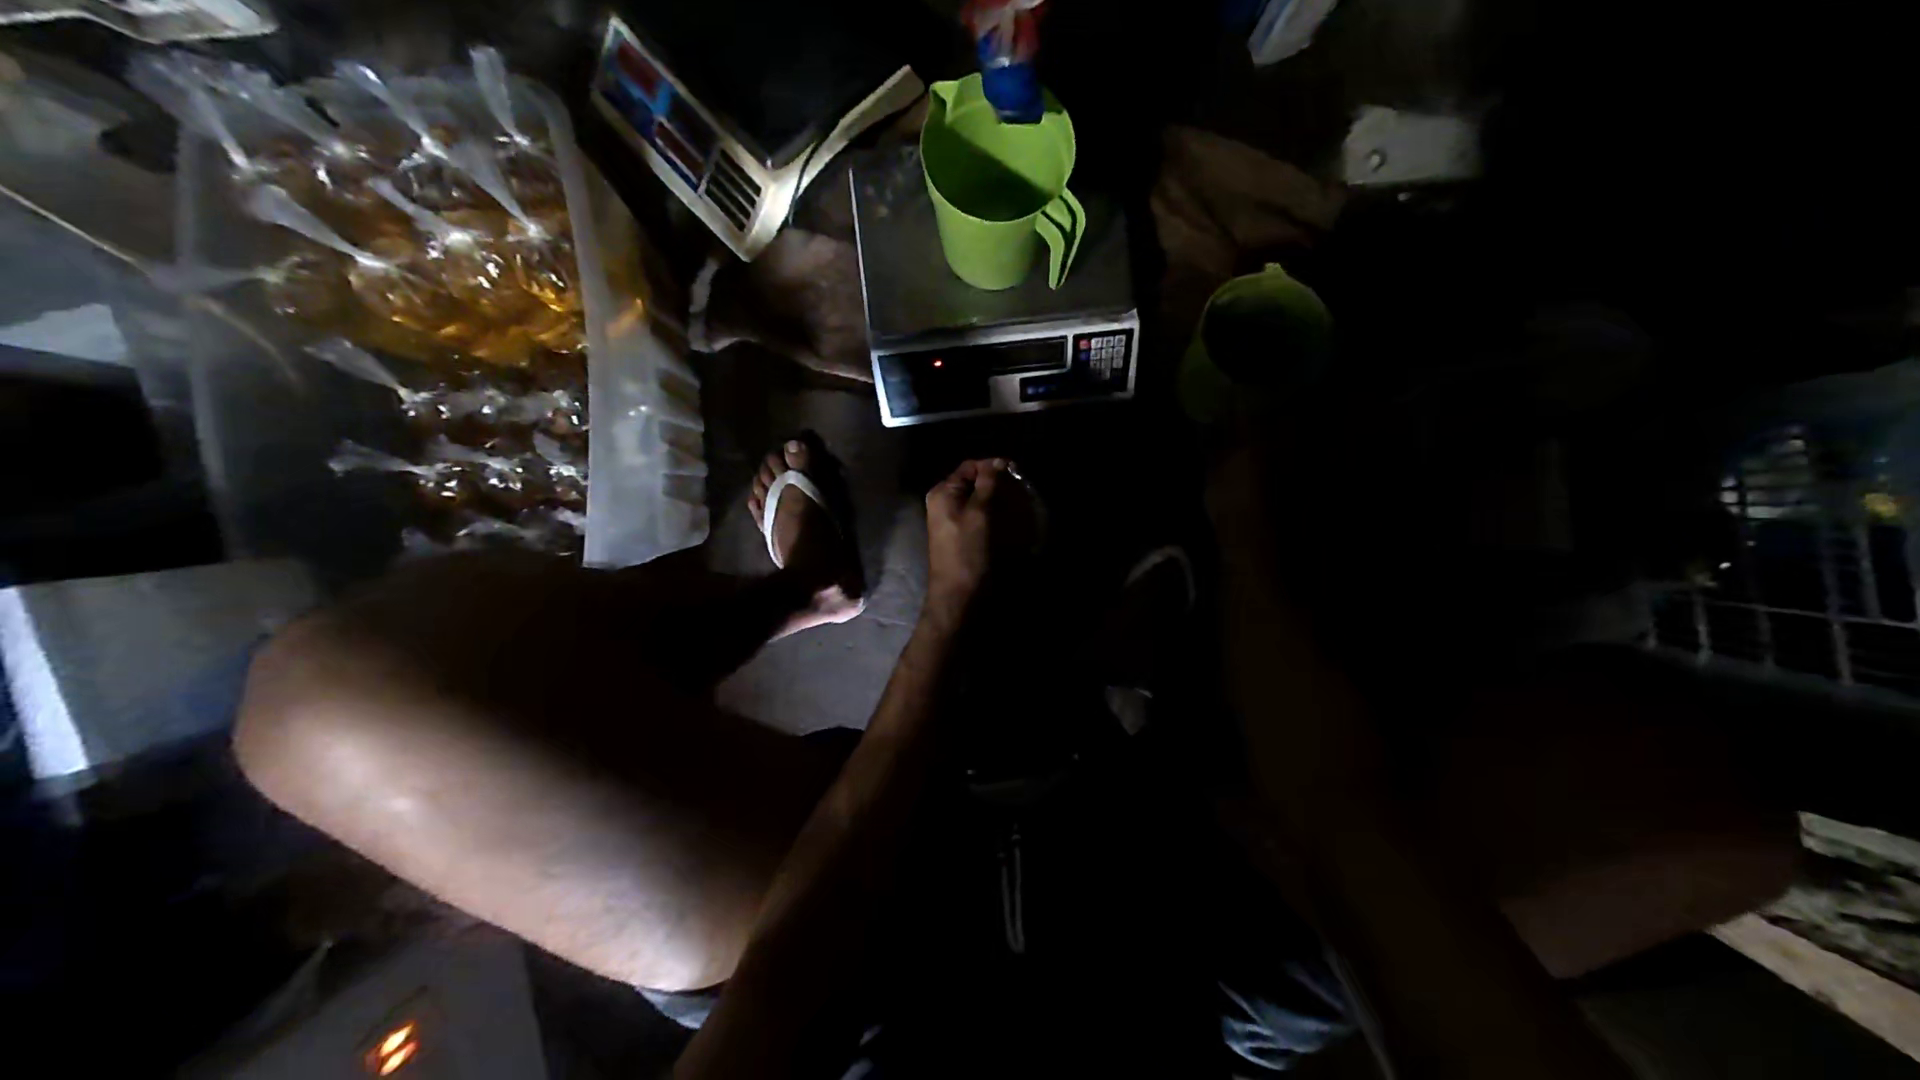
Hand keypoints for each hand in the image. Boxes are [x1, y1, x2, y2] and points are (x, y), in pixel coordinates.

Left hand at [924, 458, 1017, 620]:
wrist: (958, 594)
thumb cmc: (967, 551)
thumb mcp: (979, 513)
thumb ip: (987, 484)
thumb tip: (998, 461)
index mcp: (942, 492)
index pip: (969, 466)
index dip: (992, 466)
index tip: (1017, 472)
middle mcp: (943, 501)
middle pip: (972, 481)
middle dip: (995, 482)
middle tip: (1019, 488)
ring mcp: (949, 519)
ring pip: (976, 498)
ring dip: (995, 497)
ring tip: (1016, 501)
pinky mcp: (959, 534)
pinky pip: (976, 514)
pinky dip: (991, 512)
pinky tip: (1006, 517)